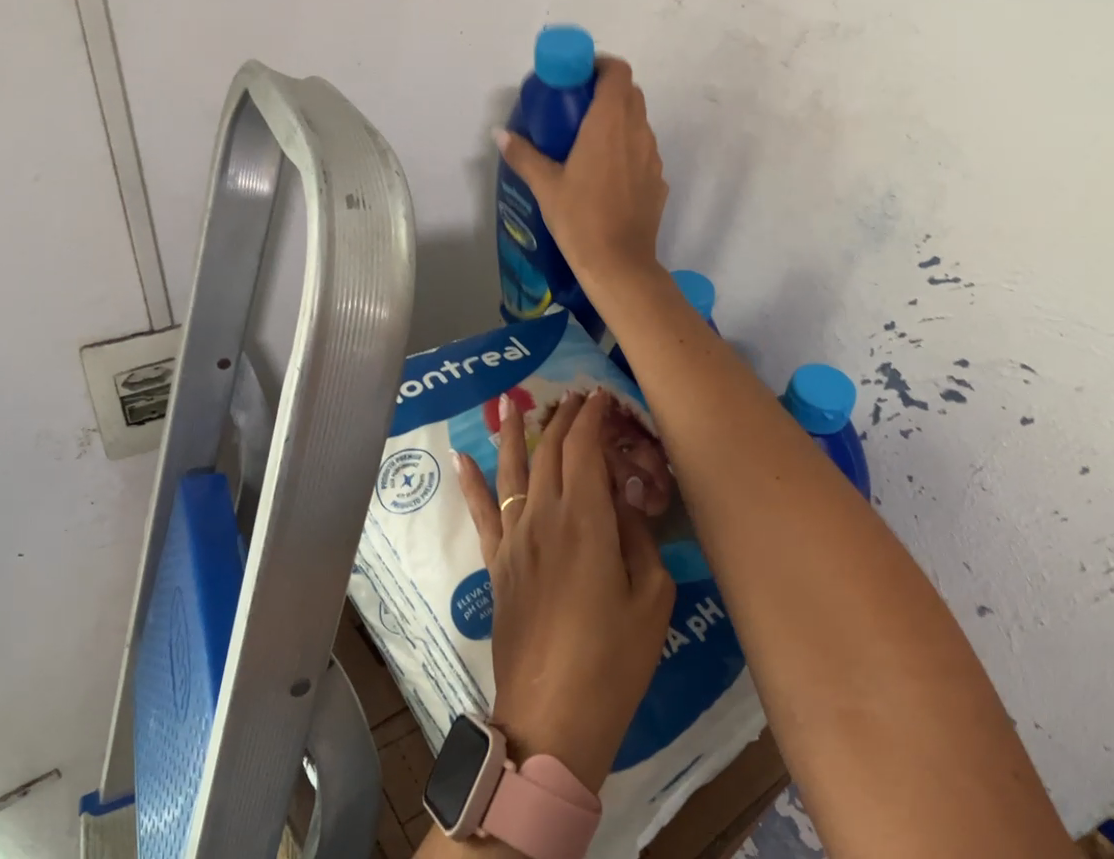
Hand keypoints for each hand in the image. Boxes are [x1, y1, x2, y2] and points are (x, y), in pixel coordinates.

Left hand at [453, 389, 675, 791]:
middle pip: (549, 453)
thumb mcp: (651, 596)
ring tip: (511, 403)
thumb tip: (622, 501)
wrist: (552, 716)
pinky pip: (482, 513)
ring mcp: (513, 541)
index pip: (584, 448)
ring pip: (510, 472)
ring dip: (512, 434)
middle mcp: (543, 518)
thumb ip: (637, 538)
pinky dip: (471, 482)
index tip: (602, 397)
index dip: (592, 418)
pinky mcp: (497, 566)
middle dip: (563, 419)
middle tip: (575, 397)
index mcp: (586, 520)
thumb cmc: (614, 660)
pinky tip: (461, 457)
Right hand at [495, 57, 668, 291]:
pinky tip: (606, 178)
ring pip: (638, 124)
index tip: (579, 77)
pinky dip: (627, 152)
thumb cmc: (579, 219)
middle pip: (630, 94)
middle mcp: (637, 132)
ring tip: (589, 144)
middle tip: (577, 109)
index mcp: (609, 123)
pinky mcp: (658, 181)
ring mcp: (652, 157)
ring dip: (618, 123)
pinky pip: (643, 153)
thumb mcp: (545, 186)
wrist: (619, 264)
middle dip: (606, 92)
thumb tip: (501, 134)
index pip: (617, 72)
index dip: (600, 66)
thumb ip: (523, 155)